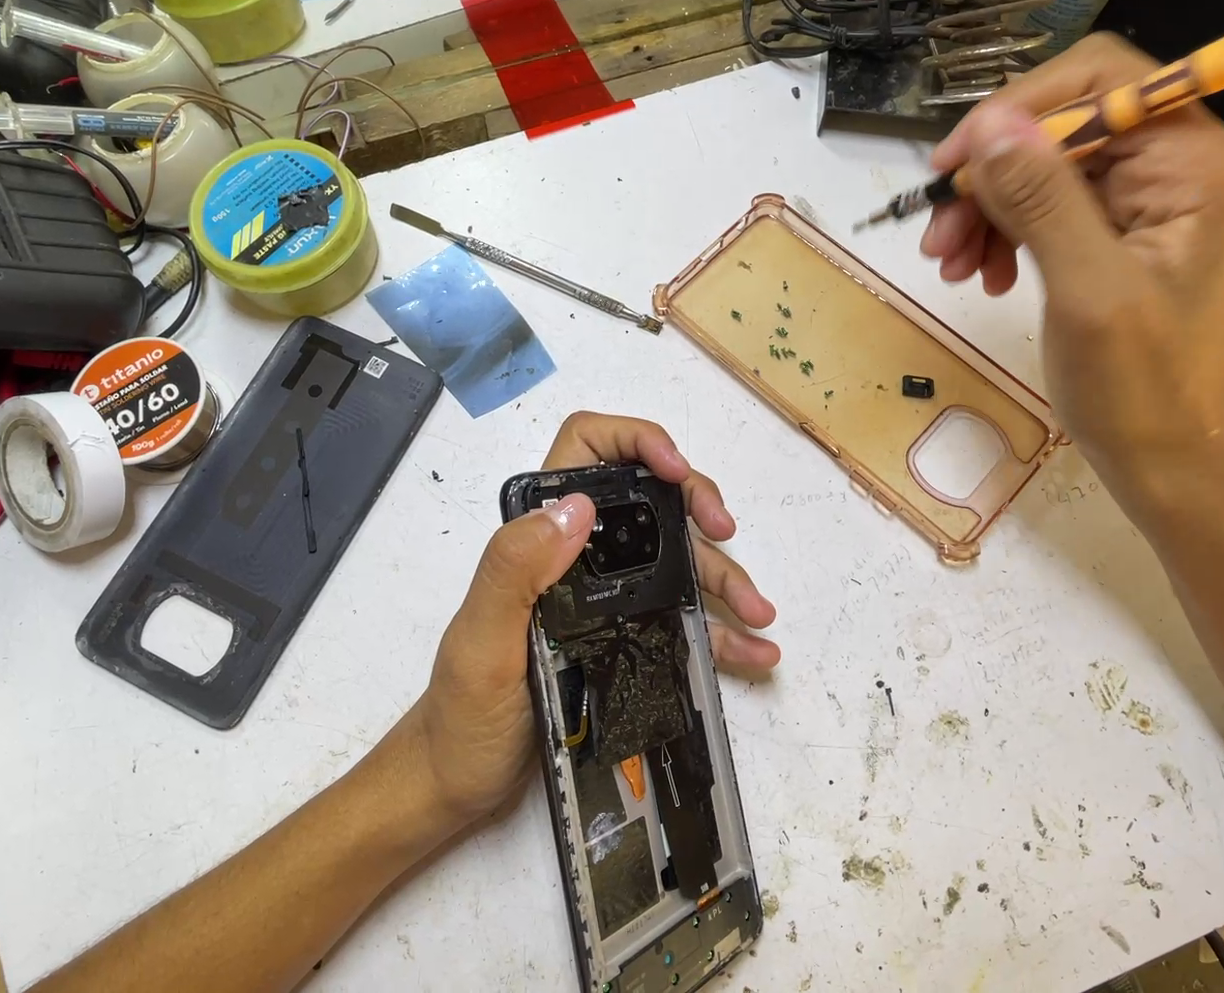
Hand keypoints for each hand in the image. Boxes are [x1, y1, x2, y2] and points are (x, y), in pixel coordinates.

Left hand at [409, 412, 780, 824]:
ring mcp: (605, 596)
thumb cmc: (462, 715)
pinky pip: (682, 621)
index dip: (637, 440)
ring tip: (761, 613)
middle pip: (648, 497)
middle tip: (727, 534)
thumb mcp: (482, 643)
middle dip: (696, 503)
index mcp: (536, 536)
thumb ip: (514, 570)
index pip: (586, 449)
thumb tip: (582, 506)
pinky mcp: (625, 637)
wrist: (462, 783)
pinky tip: (755, 651)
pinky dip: (723, 632)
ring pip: (676, 558)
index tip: (678, 473)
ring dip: (724, 575)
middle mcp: (577, 554)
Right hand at [919, 34, 1223, 512]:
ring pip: (1042, 169)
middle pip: (1062, 128)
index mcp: (1196, 163)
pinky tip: (982, 277)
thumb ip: (1044, 202)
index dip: (1018, 111)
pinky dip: (1002, 236)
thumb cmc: (1135, 385)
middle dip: (992, 179)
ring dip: (986, 212)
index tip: (952, 166)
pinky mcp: (1119, 231)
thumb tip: (991, 124)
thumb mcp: (1086, 291)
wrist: (1155, 453)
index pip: (1101, 82)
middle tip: (937, 236)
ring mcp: (1148, 199)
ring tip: (950, 267)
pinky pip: (1045, 208)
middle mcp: (1179, 164)